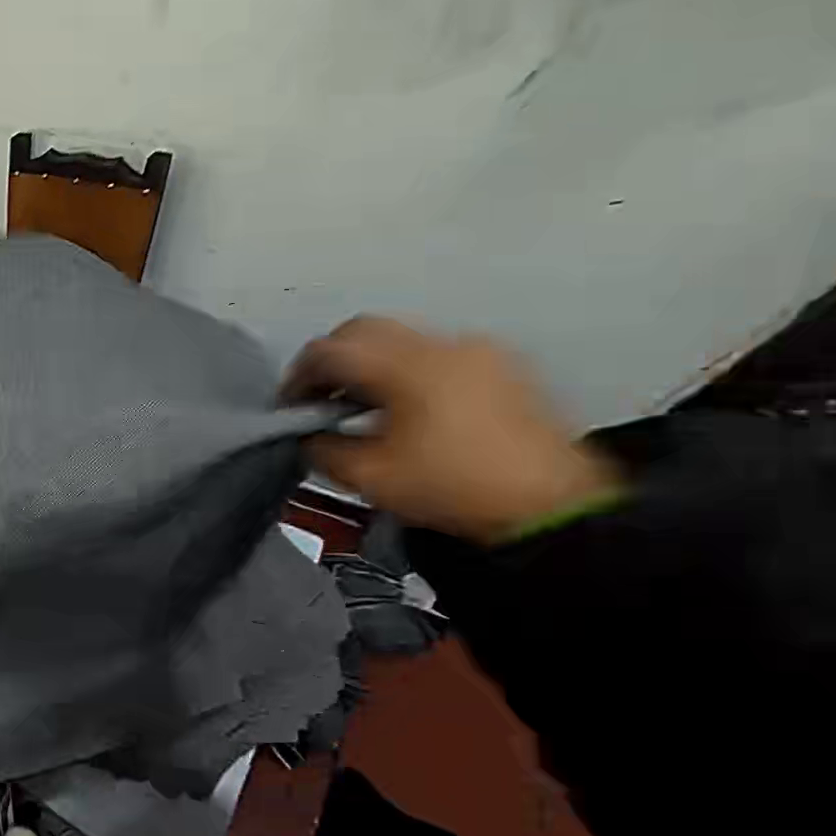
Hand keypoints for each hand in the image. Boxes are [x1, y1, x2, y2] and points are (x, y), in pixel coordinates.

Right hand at [280, 316, 618, 544]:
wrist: (546, 506)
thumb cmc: (455, 490)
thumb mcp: (370, 478)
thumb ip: (323, 449)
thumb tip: (307, 436)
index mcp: (407, 366)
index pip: (331, 349)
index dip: (298, 375)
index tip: (289, 404)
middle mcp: (443, 345)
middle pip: (364, 330)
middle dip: (331, 361)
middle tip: (316, 398)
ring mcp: (475, 351)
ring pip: (399, 338)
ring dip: (367, 364)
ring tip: (356, 405)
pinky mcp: (497, 366)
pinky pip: (433, 352)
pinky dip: (402, 369)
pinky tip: (400, 407)